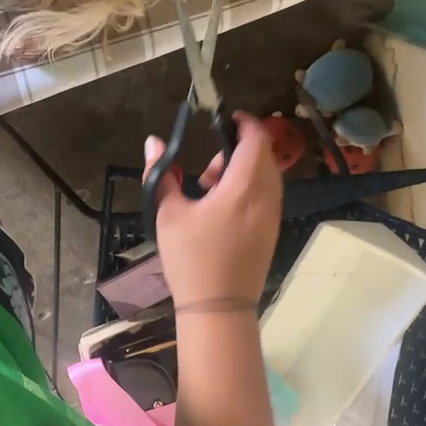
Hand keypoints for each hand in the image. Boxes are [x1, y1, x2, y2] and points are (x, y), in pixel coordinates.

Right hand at [143, 112, 282, 306]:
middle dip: (240, 148)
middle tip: (210, 163)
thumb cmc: (191, 258)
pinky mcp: (272, 231)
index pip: (256, 140)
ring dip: (245, 169)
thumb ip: (161, 174)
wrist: (218, 306)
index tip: (225, 119)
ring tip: (212, 188)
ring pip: (268, 176)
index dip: (245, 123)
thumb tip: (153, 142)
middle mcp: (266, 197)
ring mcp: (273, 215)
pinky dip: (250, 188)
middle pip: (265, 156)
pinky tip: (223, 208)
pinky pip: (268, 195)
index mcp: (243, 188)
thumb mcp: (168, 215)